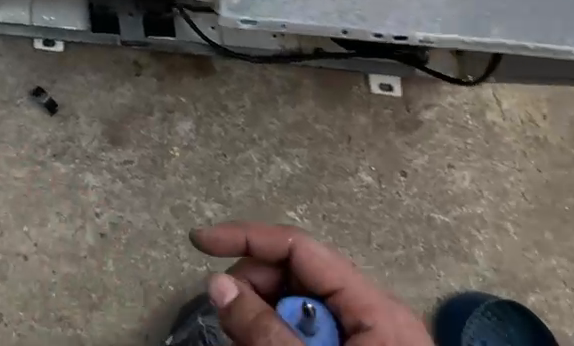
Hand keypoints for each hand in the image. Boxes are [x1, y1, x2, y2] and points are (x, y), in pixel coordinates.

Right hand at [190, 222, 430, 345]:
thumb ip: (265, 331)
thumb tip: (217, 284)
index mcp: (376, 311)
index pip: (299, 248)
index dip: (246, 238)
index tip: (198, 244)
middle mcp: (373, 318)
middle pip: (294, 276)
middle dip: (253, 291)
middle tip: (230, 325)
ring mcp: (367, 344)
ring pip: (294, 309)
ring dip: (264, 325)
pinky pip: (305, 338)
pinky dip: (279, 343)